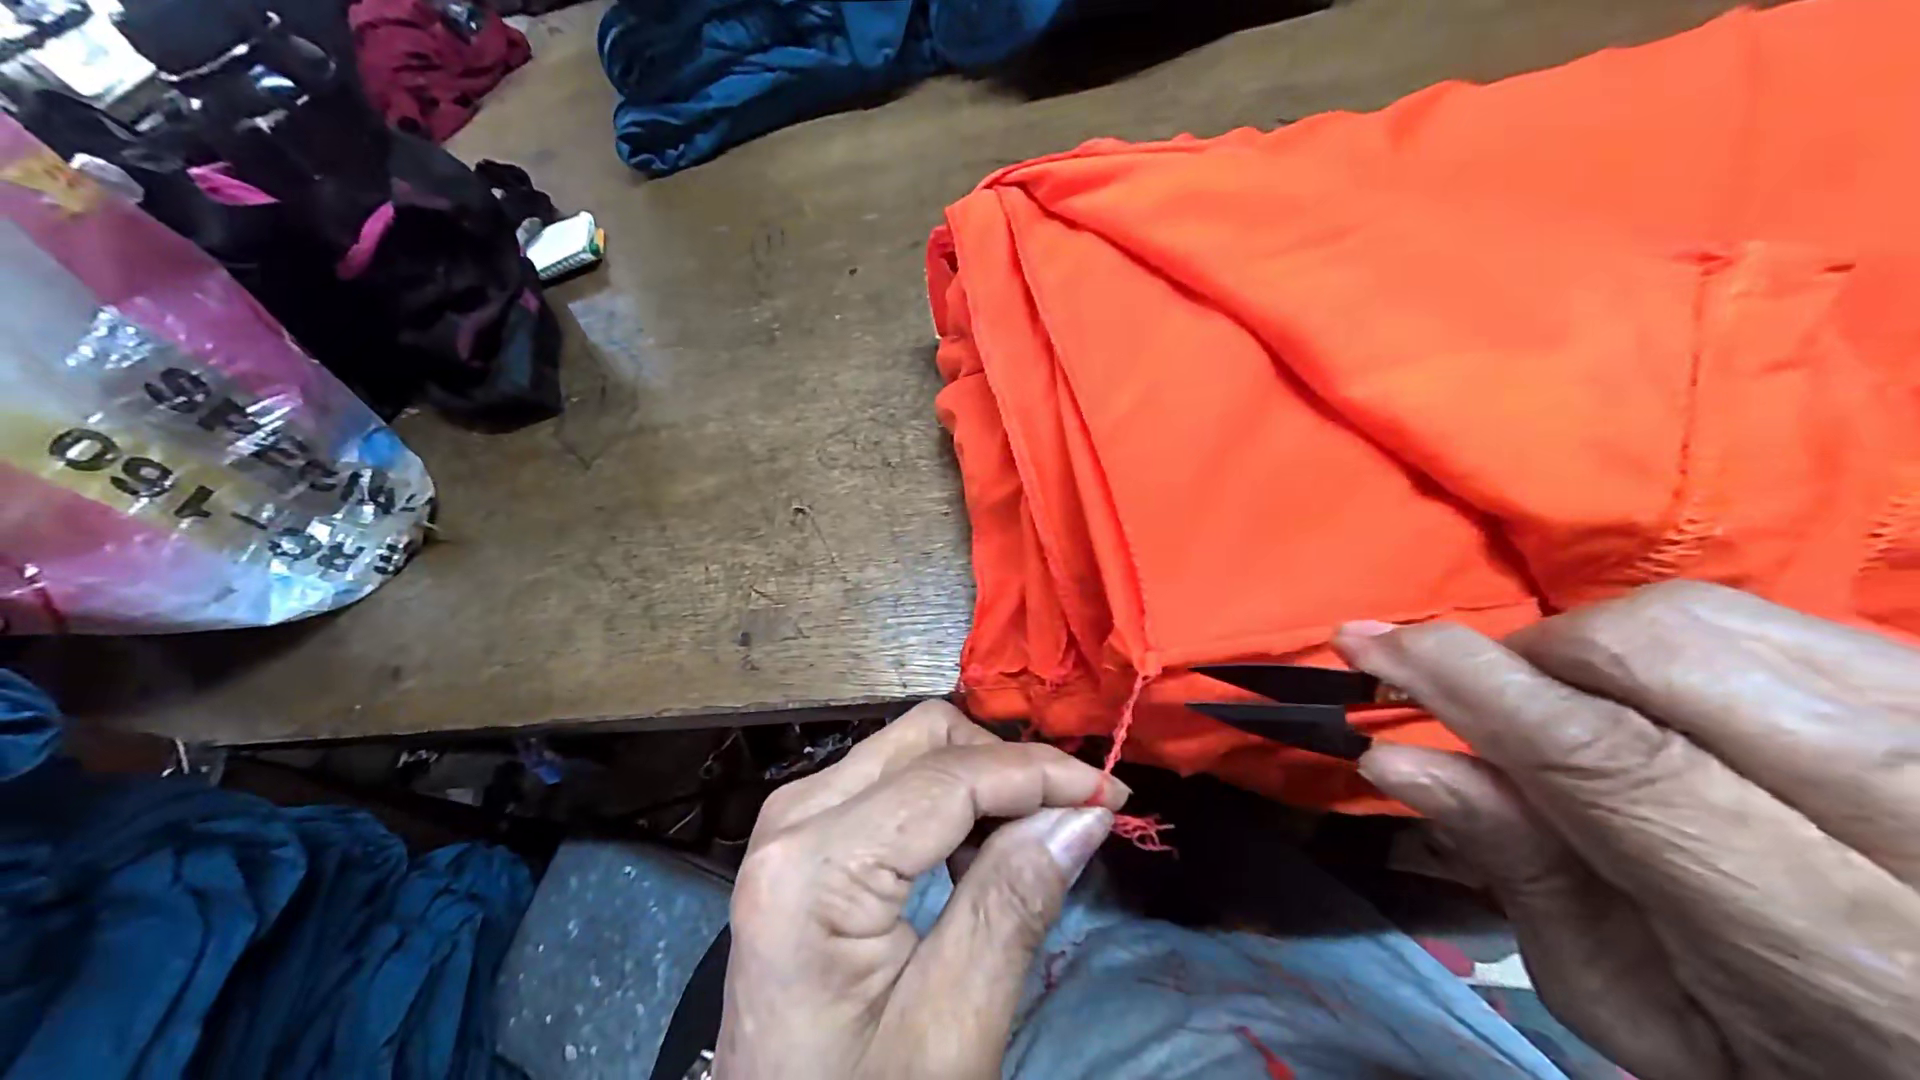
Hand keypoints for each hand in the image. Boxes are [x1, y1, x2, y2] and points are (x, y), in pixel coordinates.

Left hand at [716, 700, 1126, 1078]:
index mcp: (814, 865)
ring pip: (910, 748)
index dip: (1040, 773)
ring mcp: (792, 816)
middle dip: (1008, 767)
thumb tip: (1083, 811)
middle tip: (1068, 818)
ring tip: (1028, 843)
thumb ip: (1013, 904)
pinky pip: (890, 778)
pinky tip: (976, 853)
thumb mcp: (950, 1029)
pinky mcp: (802, 831)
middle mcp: (794, 814)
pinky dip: (949, 798)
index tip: (1110, 795)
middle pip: (925, 737)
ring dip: (982, 780)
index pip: (950, 776)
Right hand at [1336, 582, 1919, 1079]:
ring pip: (1707, 614)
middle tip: (1482, 699)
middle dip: (1526, 655)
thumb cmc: (1782, 1053)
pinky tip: (1664, 704)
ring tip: (1572, 707)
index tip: (1365, 641)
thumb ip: (1521, 874)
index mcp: (1847, 952)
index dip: (1471, 684)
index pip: (1611, 760)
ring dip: (1587, 648)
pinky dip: (1665, 644)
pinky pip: (1766, 614)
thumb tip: (1393, 762)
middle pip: (1659, 649)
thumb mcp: (1636, 1007)